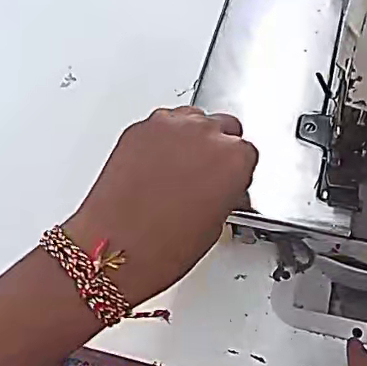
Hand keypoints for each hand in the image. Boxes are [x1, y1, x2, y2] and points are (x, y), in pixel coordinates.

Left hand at [62, 107, 255, 303]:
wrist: (118, 245)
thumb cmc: (165, 243)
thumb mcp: (216, 222)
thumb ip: (226, 191)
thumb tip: (220, 187)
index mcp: (235, 158)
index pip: (248, 152)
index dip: (238, 170)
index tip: (229, 182)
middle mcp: (205, 133)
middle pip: (223, 127)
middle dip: (218, 149)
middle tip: (206, 176)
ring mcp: (171, 126)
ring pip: (192, 119)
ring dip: (191, 139)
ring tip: (180, 171)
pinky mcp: (139, 128)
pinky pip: (161, 125)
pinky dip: (163, 141)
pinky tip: (158, 167)